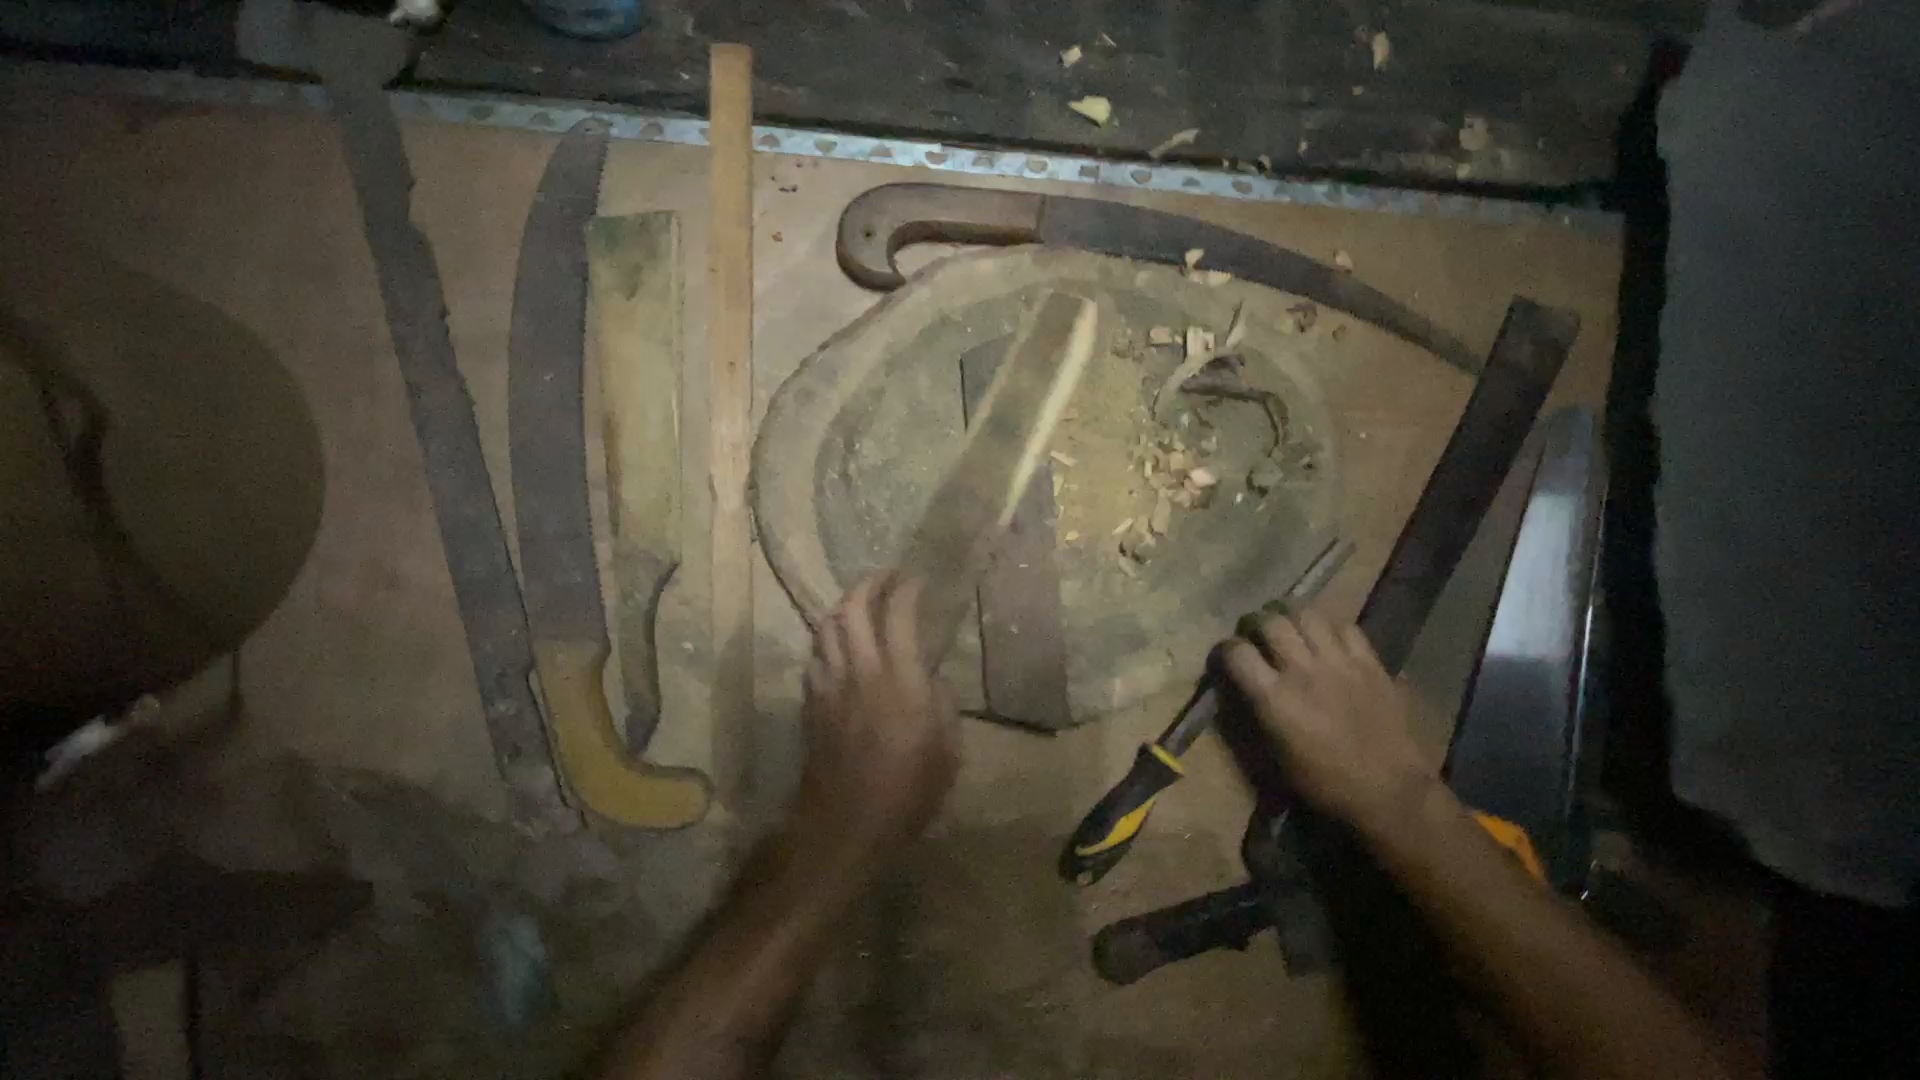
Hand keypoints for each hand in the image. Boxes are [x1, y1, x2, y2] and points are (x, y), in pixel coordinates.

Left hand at [795, 573, 958, 861]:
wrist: (844, 825)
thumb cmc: (908, 794)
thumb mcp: (947, 752)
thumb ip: (942, 705)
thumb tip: (929, 678)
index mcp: (902, 680)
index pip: (898, 615)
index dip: (906, 588)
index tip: (916, 579)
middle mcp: (861, 671)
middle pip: (853, 608)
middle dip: (869, 583)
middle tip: (885, 577)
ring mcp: (829, 685)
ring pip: (826, 627)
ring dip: (844, 606)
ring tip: (860, 604)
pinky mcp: (810, 703)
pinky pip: (815, 656)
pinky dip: (827, 640)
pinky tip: (839, 647)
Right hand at [1222, 610, 1434, 834]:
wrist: (1390, 793)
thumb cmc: (1324, 785)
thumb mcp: (1275, 758)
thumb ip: (1256, 715)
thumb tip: (1244, 691)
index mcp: (1274, 699)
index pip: (1237, 652)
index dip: (1225, 649)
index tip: (1227, 656)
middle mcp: (1303, 671)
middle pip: (1271, 622)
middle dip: (1256, 622)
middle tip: (1256, 633)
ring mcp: (1340, 663)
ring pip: (1308, 614)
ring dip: (1292, 616)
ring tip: (1290, 626)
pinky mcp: (1371, 664)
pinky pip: (1346, 627)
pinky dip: (1331, 628)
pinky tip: (1328, 639)